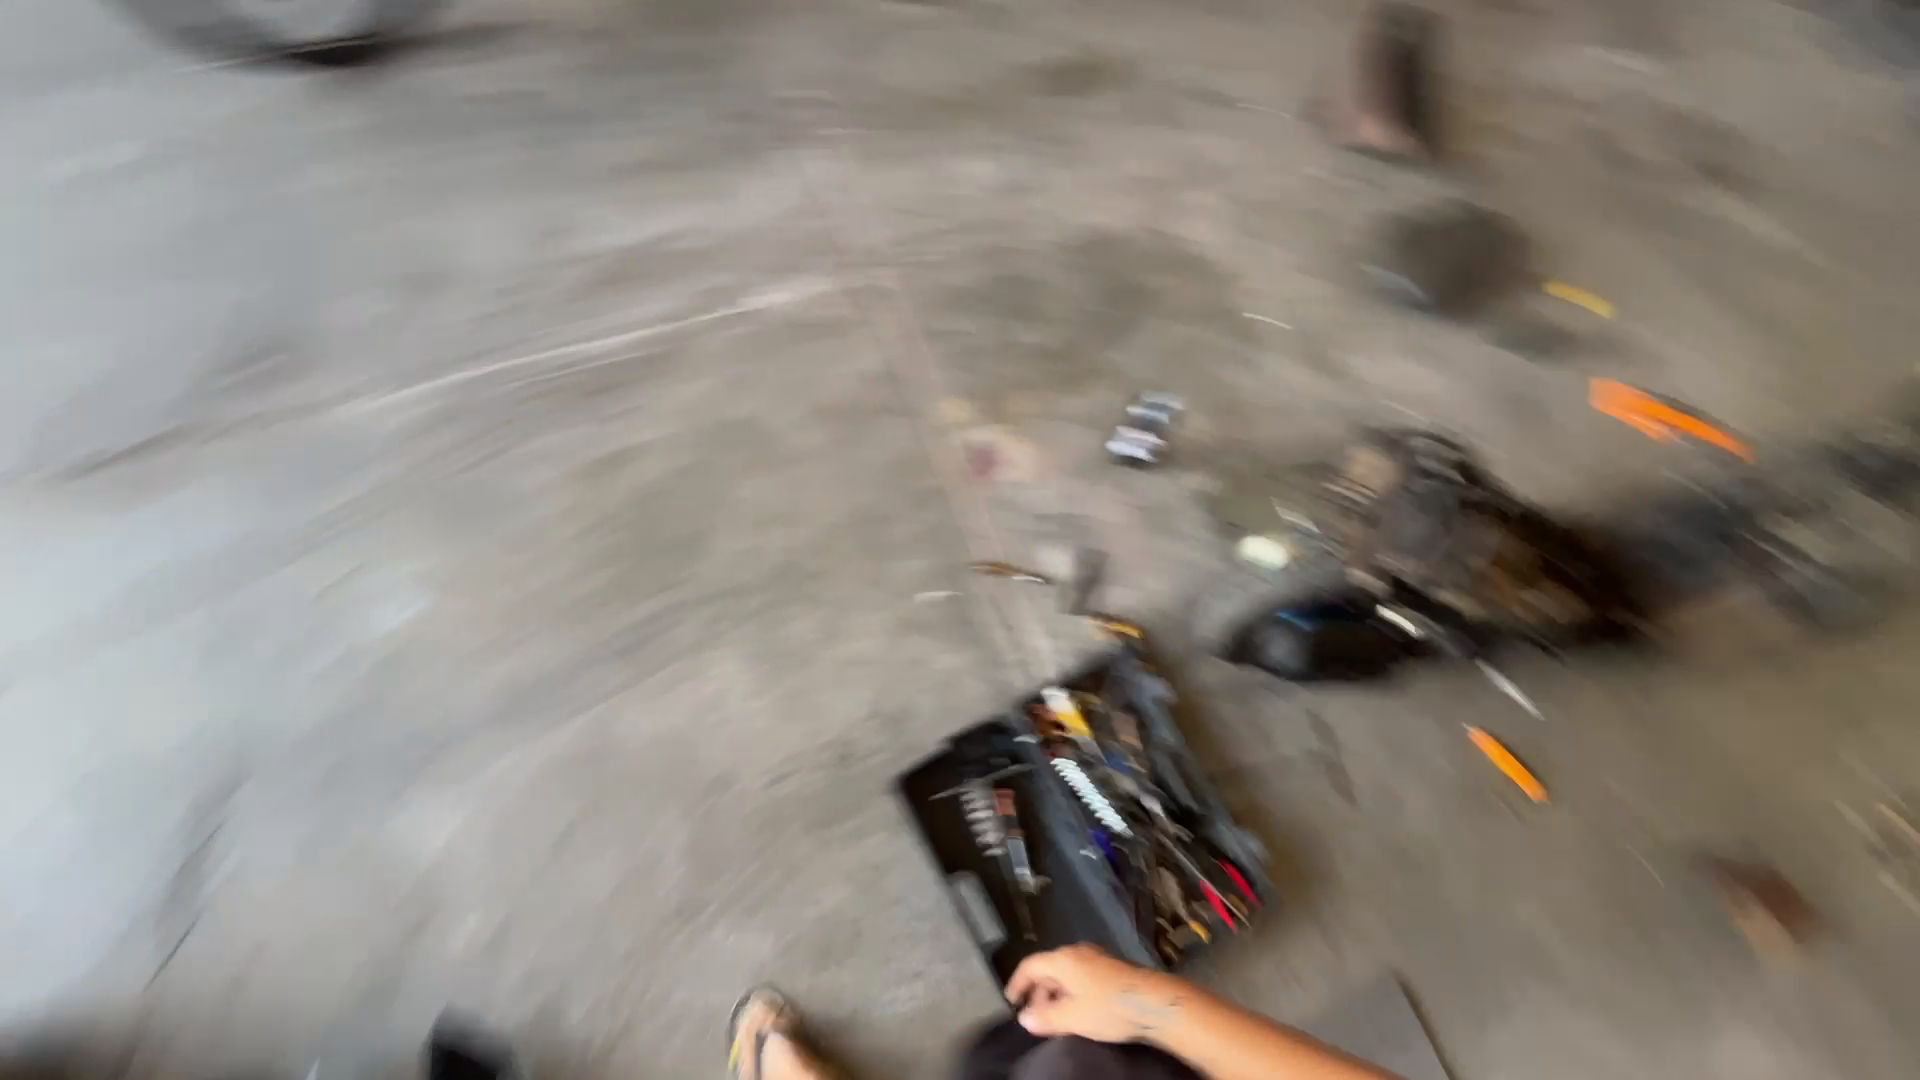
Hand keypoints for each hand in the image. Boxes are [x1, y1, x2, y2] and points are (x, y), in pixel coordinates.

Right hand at [1004, 945, 1191, 1044]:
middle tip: (1035, 1017)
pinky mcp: (1108, 966)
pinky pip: (1079, 975)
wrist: (1152, 1001)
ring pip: (1065, 973)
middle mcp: (1076, 951)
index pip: (1030, 965)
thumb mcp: (1073, 1017)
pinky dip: (1071, 991)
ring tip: (1056, 1018)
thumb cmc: (1108, 1007)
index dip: (1017, 982)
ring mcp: (1094, 956)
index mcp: (1062, 959)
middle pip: (1047, 968)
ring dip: (1055, 993)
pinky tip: (1078, 1010)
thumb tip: (1024, 1017)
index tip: (1011, 1000)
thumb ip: (1045, 1017)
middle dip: (1038, 992)